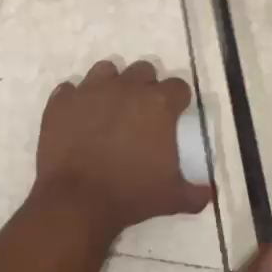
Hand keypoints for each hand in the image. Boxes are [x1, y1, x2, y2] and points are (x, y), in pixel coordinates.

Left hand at [33, 59, 213, 236]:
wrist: (76, 201)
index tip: (175, 115)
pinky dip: (76, 100)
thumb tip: (210, 192)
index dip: (178, 100)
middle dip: (146, 86)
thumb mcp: (173, 198)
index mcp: (158, 104)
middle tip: (142, 112)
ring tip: (109, 108)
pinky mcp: (61, 102)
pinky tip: (78, 117)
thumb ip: (196, 192)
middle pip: (143, 71)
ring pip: (105, 70)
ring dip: (111, 84)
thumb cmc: (131, 195)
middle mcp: (126, 88)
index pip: (178, 87)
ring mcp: (90, 91)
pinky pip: (70, 90)